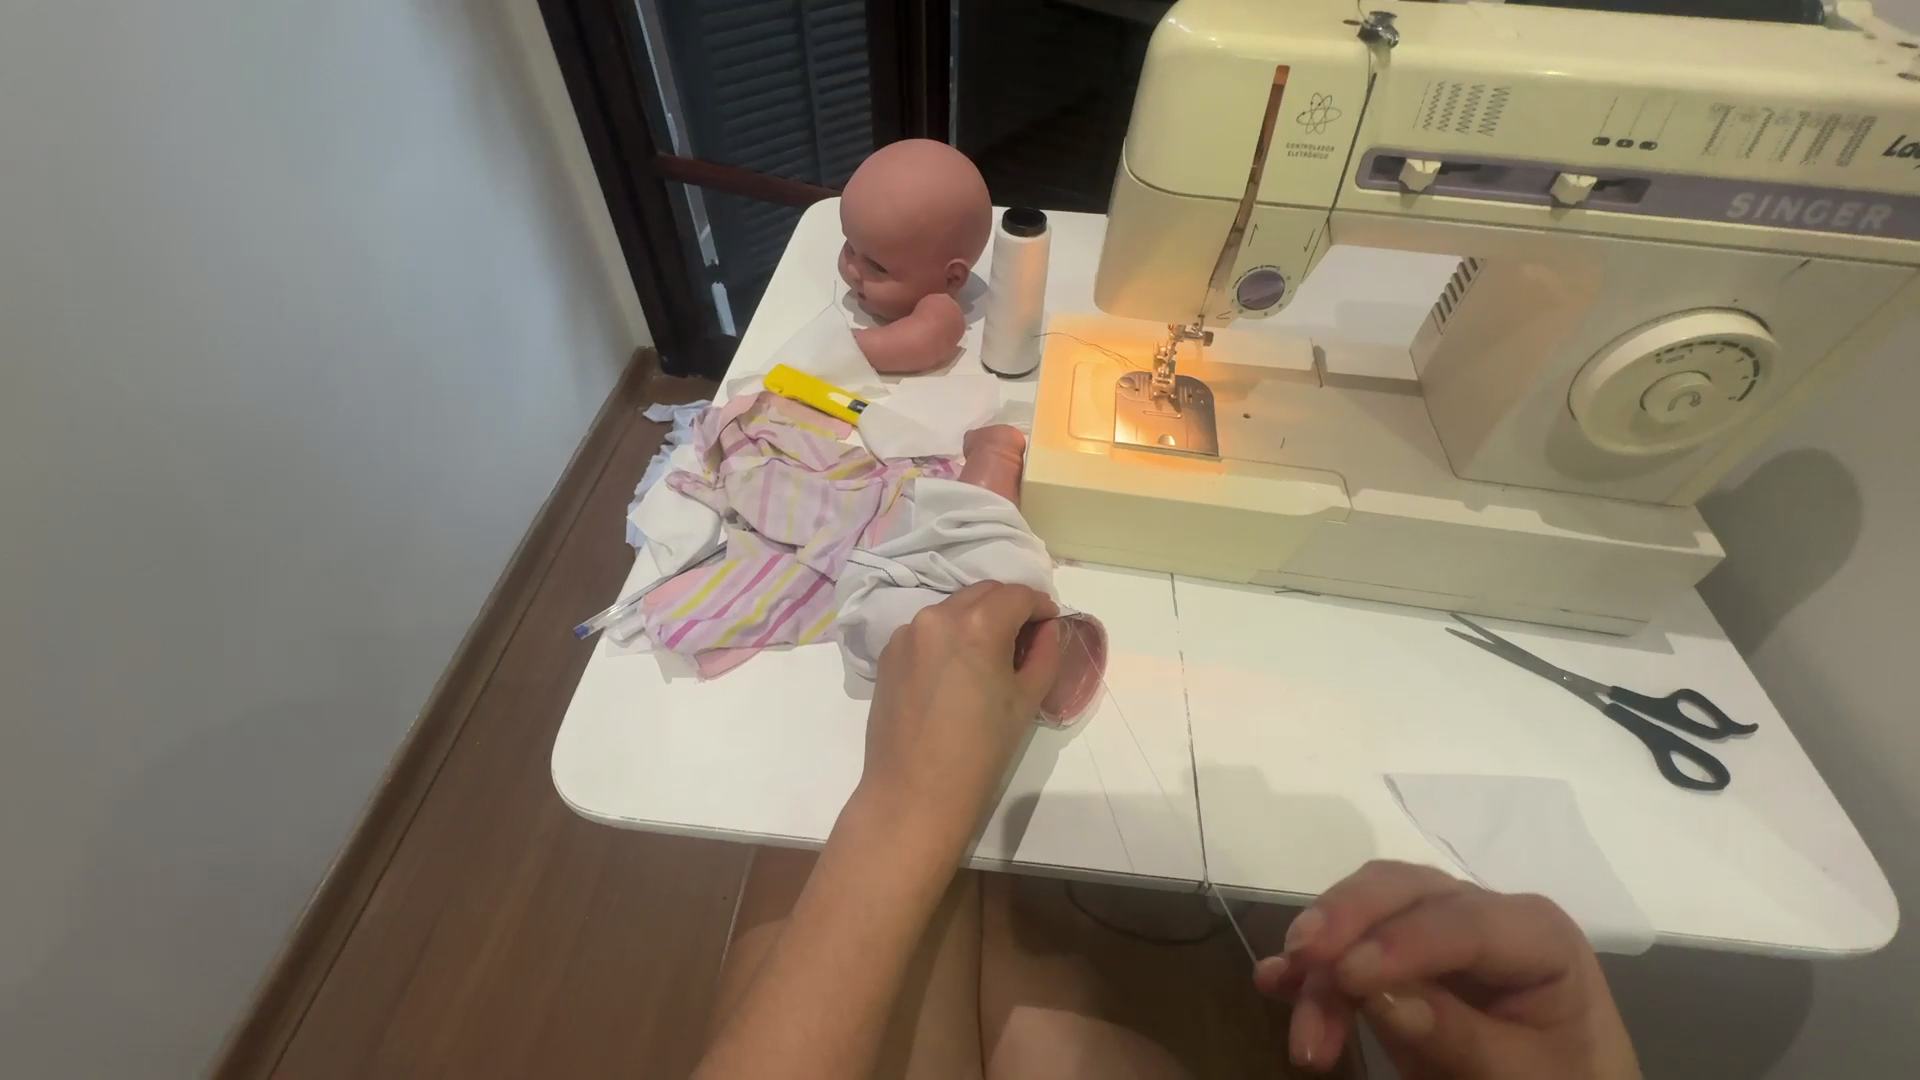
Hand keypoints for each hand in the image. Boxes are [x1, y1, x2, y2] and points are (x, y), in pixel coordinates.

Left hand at [855, 582, 1065, 847]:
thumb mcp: (1027, 700)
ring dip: (976, 618)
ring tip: (989, 653)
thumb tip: (1046, 628)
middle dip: (1009, 607)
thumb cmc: (981, 750)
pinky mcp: (888, 651)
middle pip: (984, 593)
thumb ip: (1045, 653)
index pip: (1018, 595)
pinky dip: (947, 635)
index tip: (1050, 623)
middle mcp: (937, 616)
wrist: (915, 791)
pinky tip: (955, 669)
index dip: (1040, 605)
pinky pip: (927, 629)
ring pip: (953, 607)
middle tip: (1024, 636)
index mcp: (977, 625)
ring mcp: (907, 632)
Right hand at [1255, 860, 1638, 1079]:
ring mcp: (1429, 922)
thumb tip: (1377, 993)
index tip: (1346, 976)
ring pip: (1360, 910)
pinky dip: (1308, 964)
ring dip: (1319, 959)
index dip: (1400, 943)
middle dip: (1343, 919)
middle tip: (1300, 955)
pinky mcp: (1394, 947)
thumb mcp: (1528, 1079)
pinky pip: (1343, 942)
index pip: (1462, 922)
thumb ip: (1460, 1035)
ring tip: (1296, 1017)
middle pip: (1398, 890)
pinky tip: (1274, 982)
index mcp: (1535, 934)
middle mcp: (1477, 909)